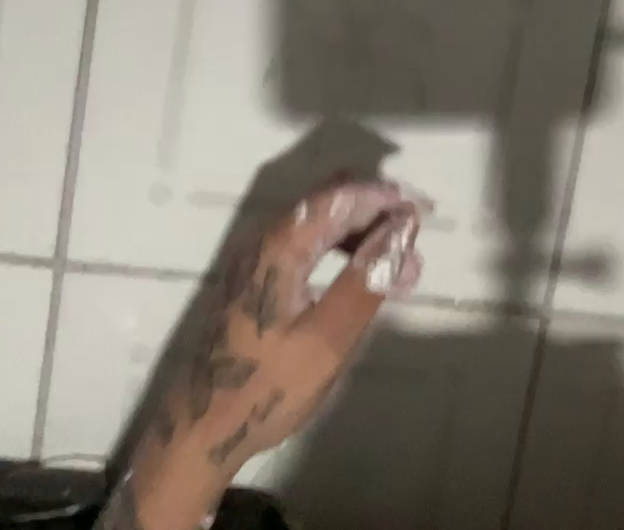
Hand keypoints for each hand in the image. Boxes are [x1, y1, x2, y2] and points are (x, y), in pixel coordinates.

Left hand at [140, 178, 424, 478]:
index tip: (422, 208)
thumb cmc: (268, 385)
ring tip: (400, 261)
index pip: (339, 197)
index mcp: (281, 245)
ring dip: (360, 231)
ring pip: (318, 223)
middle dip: (375, 210)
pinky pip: (307, 244)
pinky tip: (361, 272)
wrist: (201, 427)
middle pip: (327, 203)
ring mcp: (259, 258)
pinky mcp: (258, 278)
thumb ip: (367, 279)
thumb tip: (402, 228)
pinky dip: (340, 248)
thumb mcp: (328, 338)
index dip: (383, 196)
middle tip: (415, 235)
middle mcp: (267, 238)